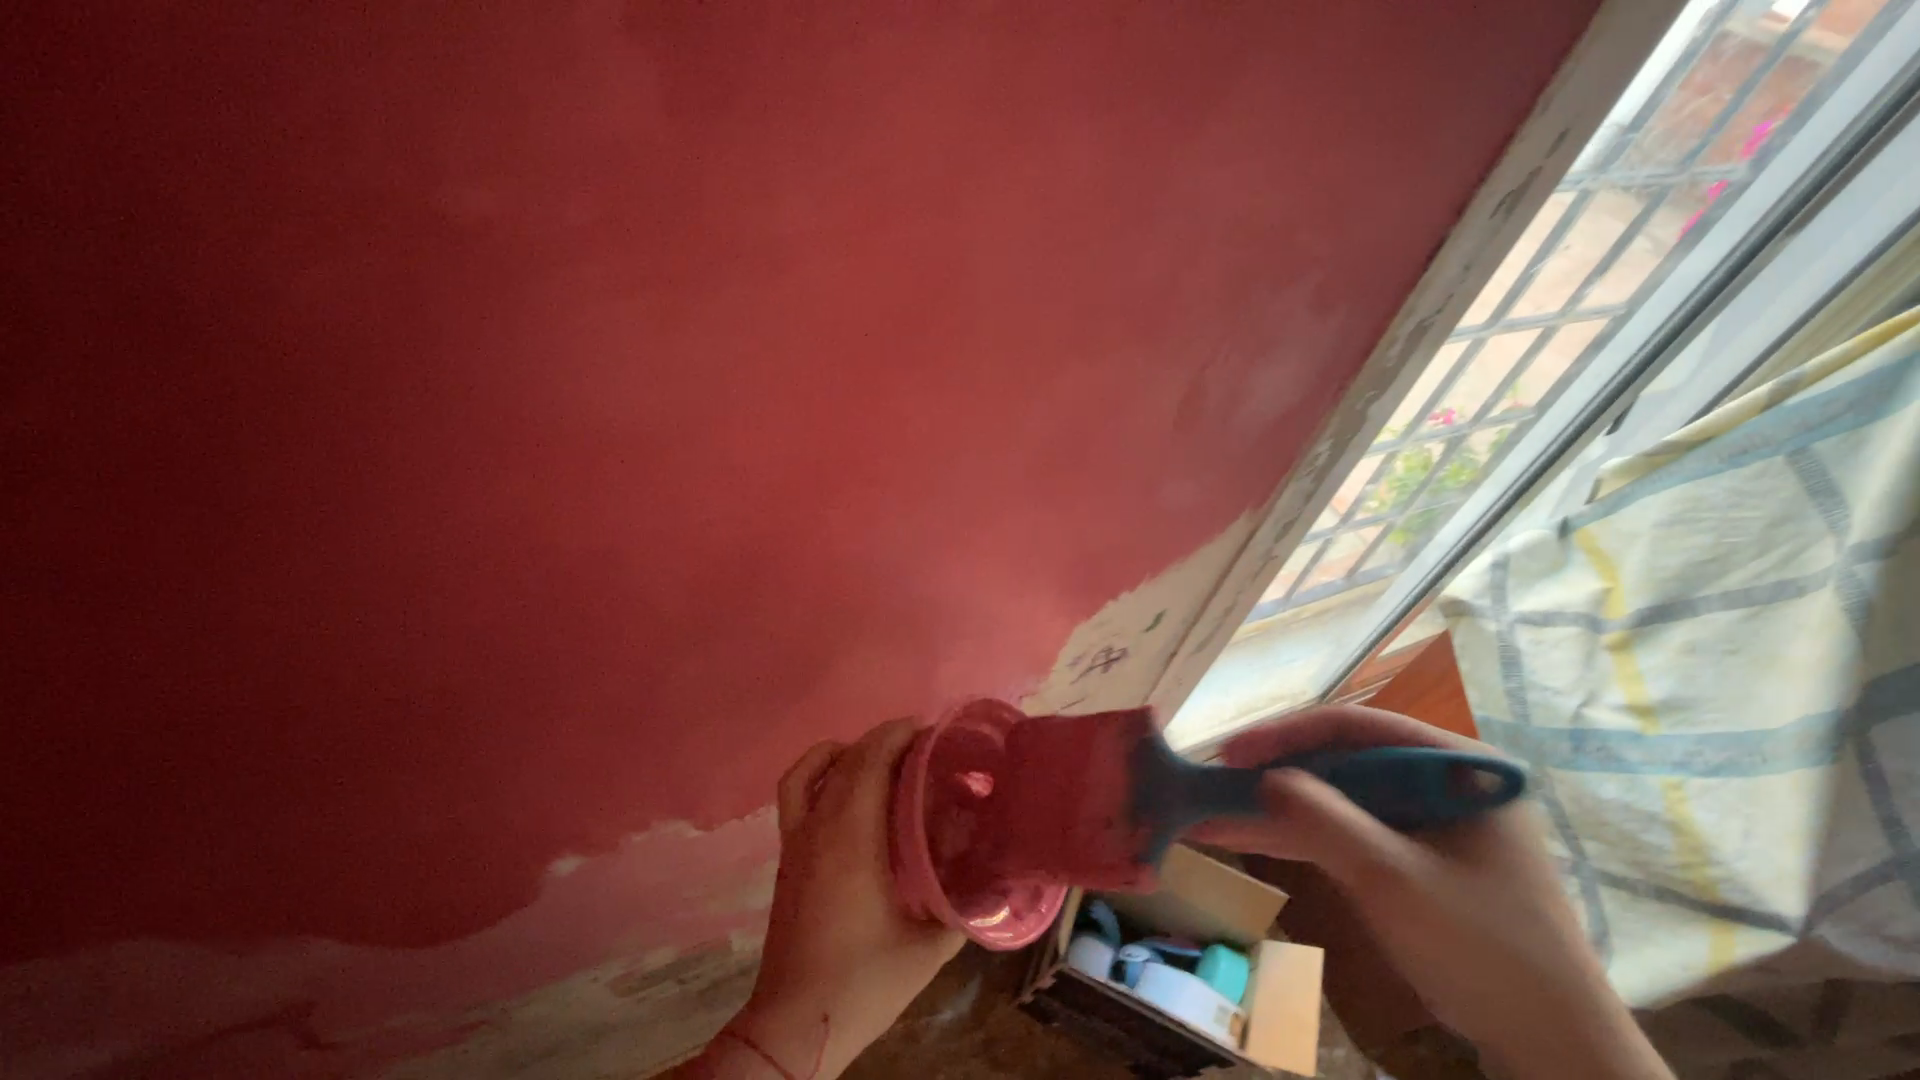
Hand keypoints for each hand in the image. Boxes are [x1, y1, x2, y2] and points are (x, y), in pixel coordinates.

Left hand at [723, 718, 964, 1078]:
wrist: (796, 1023)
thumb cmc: (864, 981)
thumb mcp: (930, 947)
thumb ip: (963, 905)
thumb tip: (989, 876)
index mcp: (852, 838)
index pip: (870, 761)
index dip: (898, 736)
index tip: (931, 732)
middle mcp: (818, 826)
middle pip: (848, 759)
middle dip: (884, 741)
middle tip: (925, 750)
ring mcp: (795, 840)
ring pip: (813, 769)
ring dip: (848, 751)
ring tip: (883, 759)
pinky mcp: (787, 856)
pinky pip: (796, 793)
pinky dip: (818, 772)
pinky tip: (844, 787)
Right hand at [1194, 705, 1670, 1079]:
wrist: (1551, 1047)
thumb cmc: (1483, 950)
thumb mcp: (1393, 879)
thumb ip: (1324, 820)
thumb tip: (1261, 777)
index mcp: (1458, 765)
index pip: (1357, 727)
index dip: (1285, 735)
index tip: (1230, 752)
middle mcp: (1441, 781)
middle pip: (1342, 760)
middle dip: (1274, 774)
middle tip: (1213, 783)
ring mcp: (1428, 821)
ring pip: (1338, 798)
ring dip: (1277, 808)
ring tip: (1213, 813)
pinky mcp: (1415, 858)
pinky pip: (1348, 832)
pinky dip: (1301, 837)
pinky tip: (1247, 837)